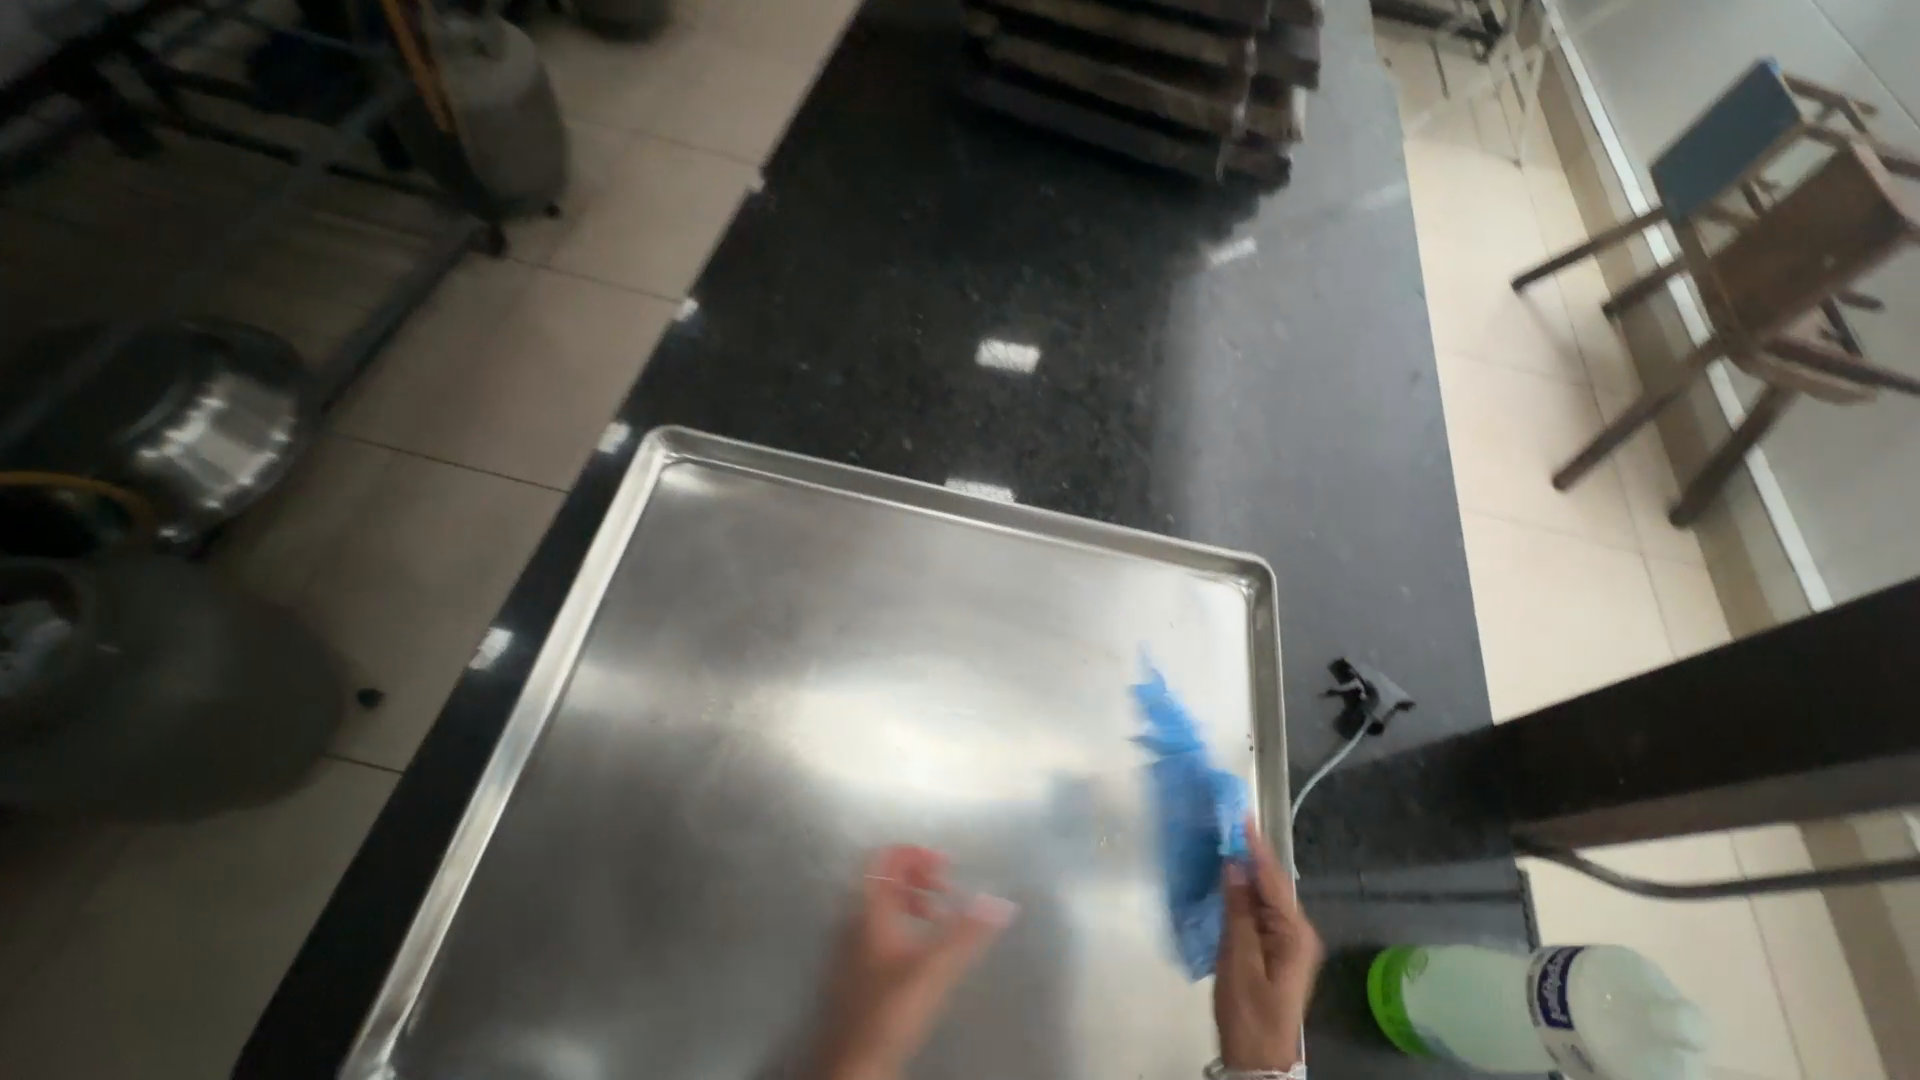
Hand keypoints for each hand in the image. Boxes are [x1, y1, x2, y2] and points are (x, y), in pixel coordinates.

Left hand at [811, 846, 1017, 1079]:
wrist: (852, 1065)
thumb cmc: (891, 1010)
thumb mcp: (936, 968)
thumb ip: (968, 931)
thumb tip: (1002, 902)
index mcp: (868, 909)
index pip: (885, 858)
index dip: (915, 853)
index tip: (946, 865)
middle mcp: (853, 919)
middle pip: (883, 878)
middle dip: (918, 875)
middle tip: (947, 888)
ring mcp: (849, 945)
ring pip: (881, 904)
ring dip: (911, 899)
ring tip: (939, 917)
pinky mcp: (853, 969)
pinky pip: (877, 926)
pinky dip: (902, 922)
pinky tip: (921, 950)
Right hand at [1214, 818, 1323, 1071]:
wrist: (1257, 1059)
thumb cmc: (1249, 1011)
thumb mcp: (1238, 960)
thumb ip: (1237, 911)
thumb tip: (1232, 866)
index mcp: (1294, 933)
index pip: (1272, 879)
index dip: (1255, 847)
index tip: (1241, 815)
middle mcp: (1296, 932)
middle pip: (1270, 884)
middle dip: (1248, 854)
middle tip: (1223, 824)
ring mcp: (1286, 941)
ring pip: (1262, 896)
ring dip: (1242, 873)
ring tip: (1220, 842)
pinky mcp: (1272, 949)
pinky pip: (1257, 911)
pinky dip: (1240, 894)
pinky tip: (1223, 881)